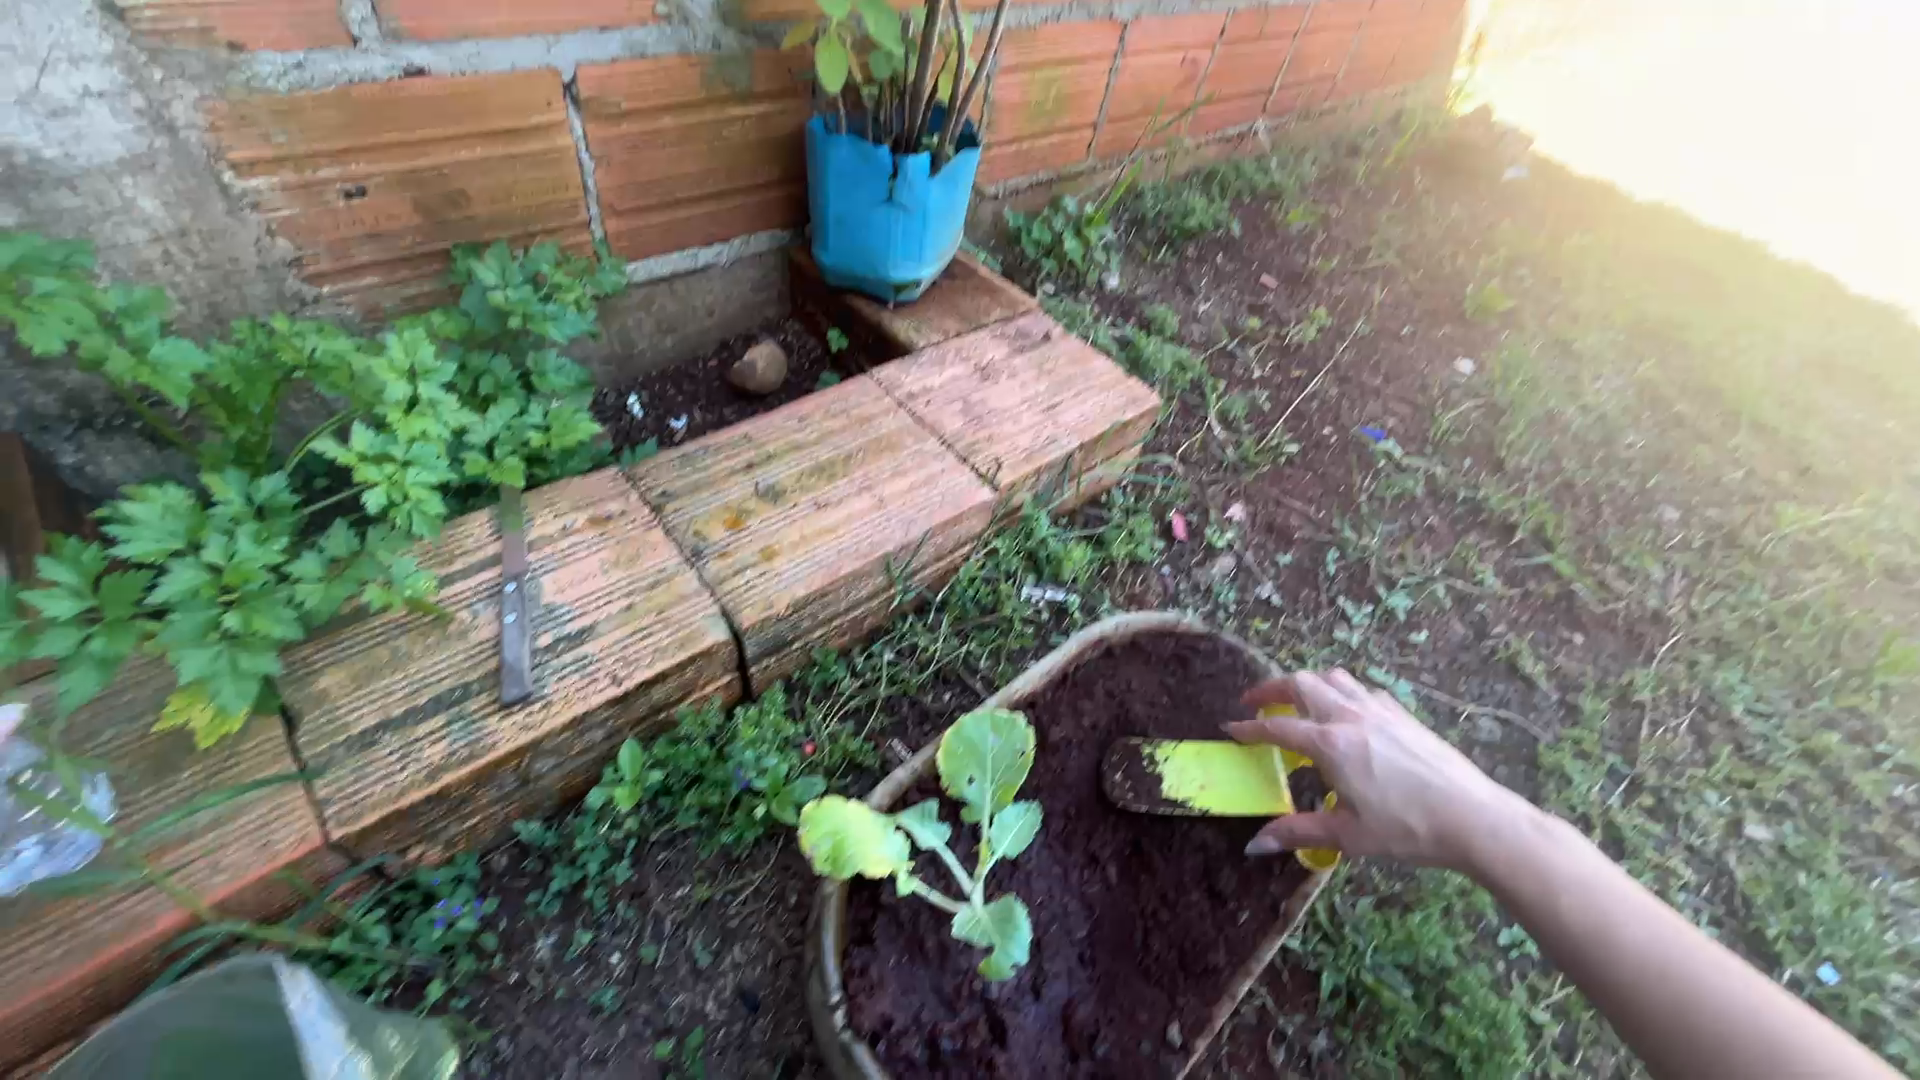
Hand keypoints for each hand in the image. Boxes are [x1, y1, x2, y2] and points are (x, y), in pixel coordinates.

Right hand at [1225, 669, 1533, 869]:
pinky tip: (1348, 714)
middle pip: (1300, 683)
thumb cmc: (1408, 829)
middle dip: (1271, 688)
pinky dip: (1342, 692)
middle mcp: (1348, 716)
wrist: (1477, 818)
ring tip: (1298, 701)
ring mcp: (1378, 710)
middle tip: (1255, 703)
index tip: (1230, 727)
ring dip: (1308, 683)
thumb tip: (1255, 845)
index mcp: (1329, 743)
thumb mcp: (1348, 836)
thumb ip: (1299, 832)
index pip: (1276, 727)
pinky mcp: (1403, 715)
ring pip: (1333, 677)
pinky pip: (1362, 690)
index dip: (1249, 727)